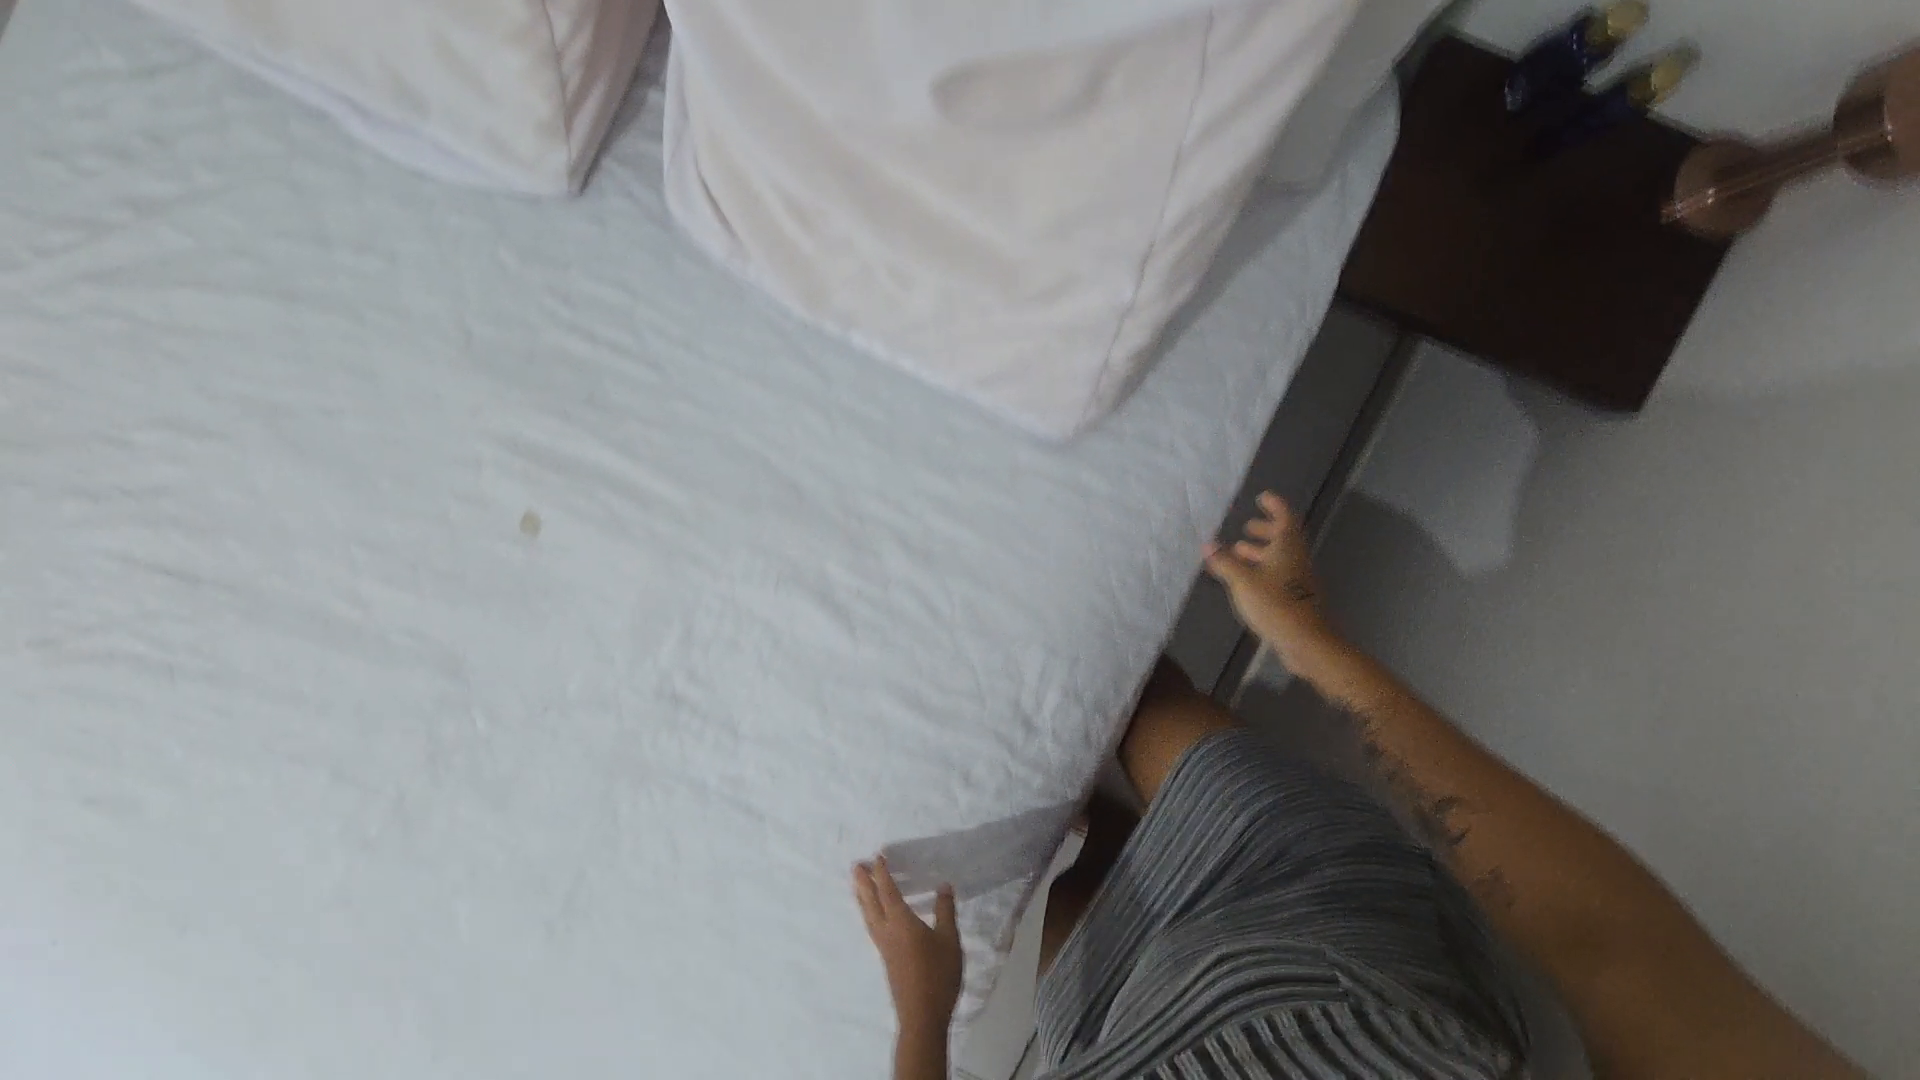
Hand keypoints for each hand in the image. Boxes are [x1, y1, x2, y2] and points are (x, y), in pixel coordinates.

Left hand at [854, 856, 962, 1028]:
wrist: (922, 1016)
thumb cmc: (938, 975)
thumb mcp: (950, 940)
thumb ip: (945, 911)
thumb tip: (943, 885)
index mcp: (901, 922)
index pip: (888, 891)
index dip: (883, 873)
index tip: (878, 856)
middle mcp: (887, 931)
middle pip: (871, 902)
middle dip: (864, 882)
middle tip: (856, 865)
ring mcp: (884, 946)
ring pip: (868, 916)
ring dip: (862, 897)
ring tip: (858, 885)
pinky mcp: (886, 958)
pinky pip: (872, 927)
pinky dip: (868, 913)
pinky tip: (873, 916)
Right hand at [1204, 492, 1336, 664]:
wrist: (1306, 641)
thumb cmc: (1275, 604)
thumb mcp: (1243, 581)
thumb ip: (1224, 562)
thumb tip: (1208, 544)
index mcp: (1287, 547)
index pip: (1285, 517)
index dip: (1275, 506)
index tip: (1263, 497)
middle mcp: (1296, 559)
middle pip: (1284, 537)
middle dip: (1265, 530)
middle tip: (1247, 528)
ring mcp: (1298, 579)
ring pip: (1280, 557)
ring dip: (1261, 551)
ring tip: (1239, 553)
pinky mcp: (1295, 596)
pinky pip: (1278, 574)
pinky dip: (1262, 569)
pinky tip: (1246, 580)